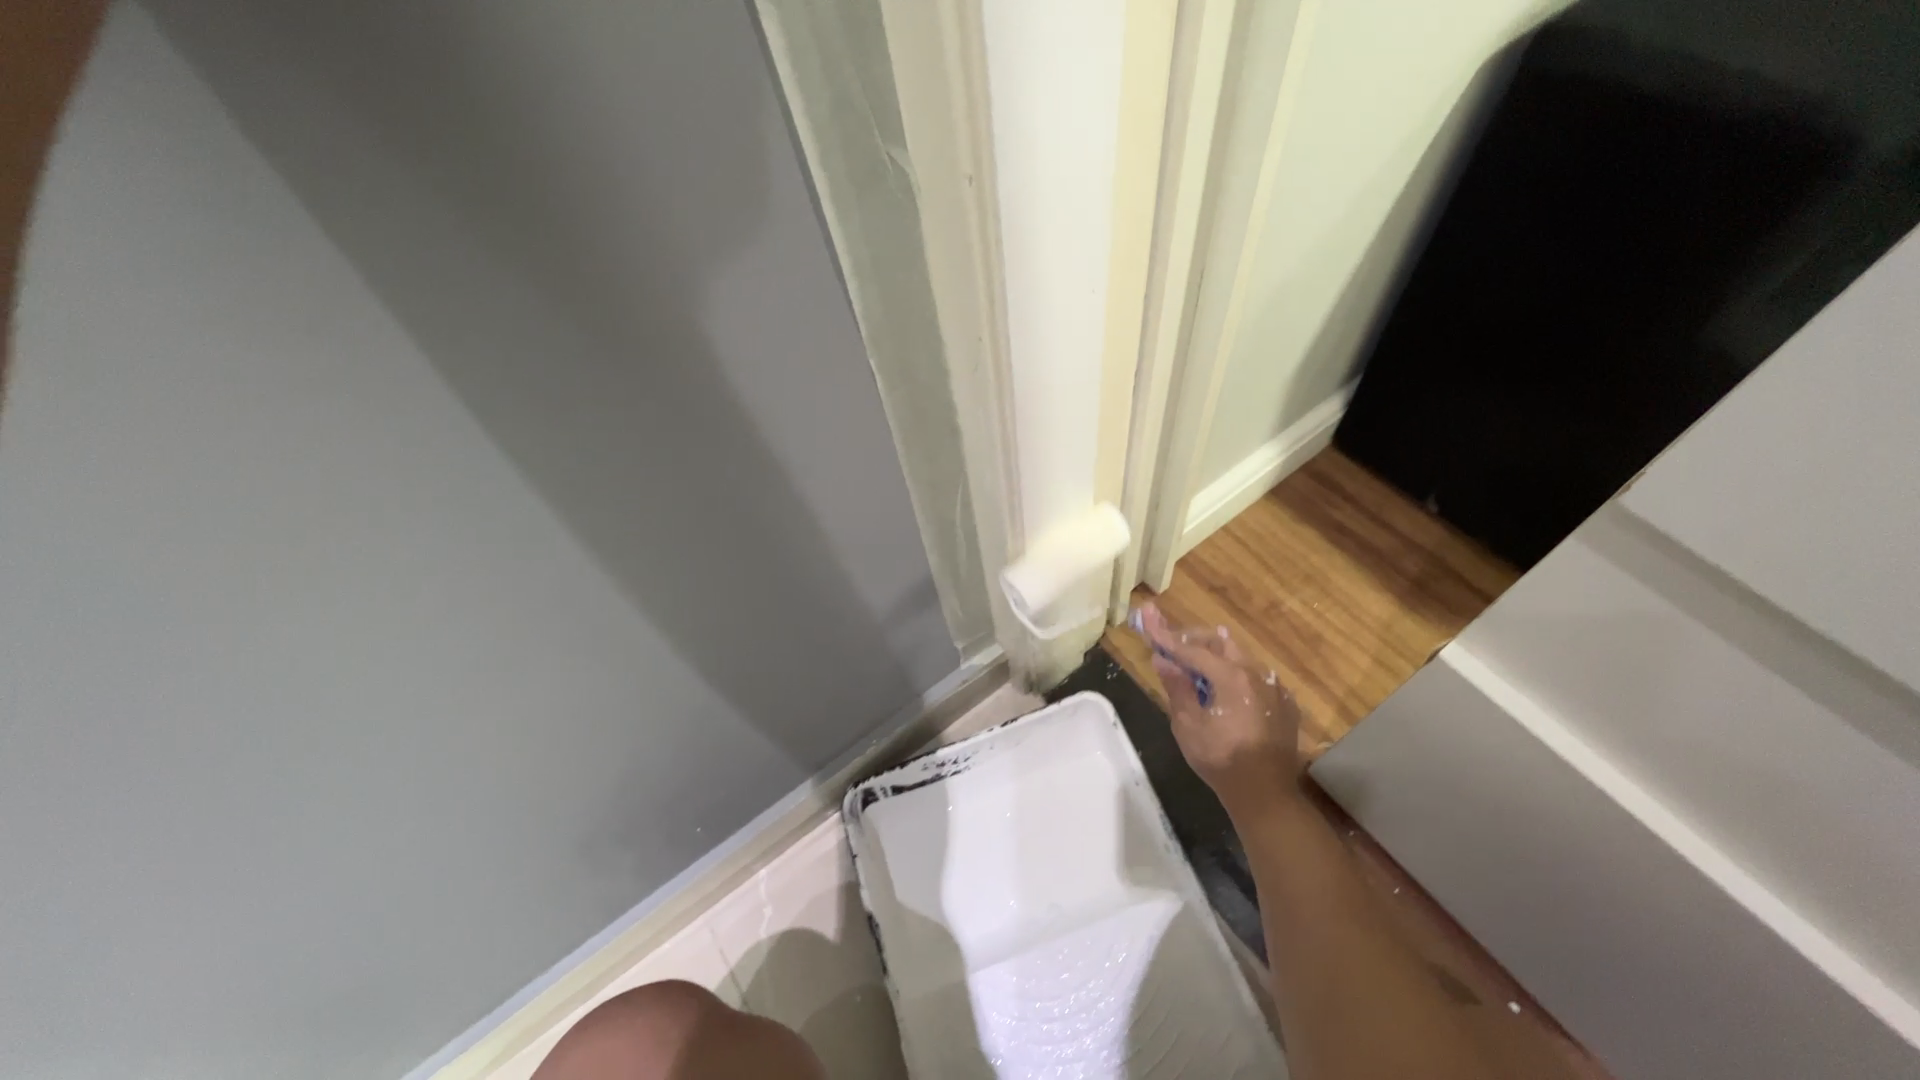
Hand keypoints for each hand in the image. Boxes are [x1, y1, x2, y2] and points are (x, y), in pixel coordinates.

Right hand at [1136, 603, 1302, 821]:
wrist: (1265, 793)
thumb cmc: (1221, 759)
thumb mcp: (1188, 725)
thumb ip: (1177, 687)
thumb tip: (1163, 659)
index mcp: (1232, 676)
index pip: (1192, 649)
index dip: (1166, 636)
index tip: (1148, 617)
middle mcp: (1258, 674)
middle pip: (1221, 644)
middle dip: (1194, 641)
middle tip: (1172, 647)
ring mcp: (1276, 689)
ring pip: (1242, 659)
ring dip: (1217, 658)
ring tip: (1196, 669)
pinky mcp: (1285, 706)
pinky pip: (1258, 679)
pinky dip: (1237, 677)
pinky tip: (1226, 692)